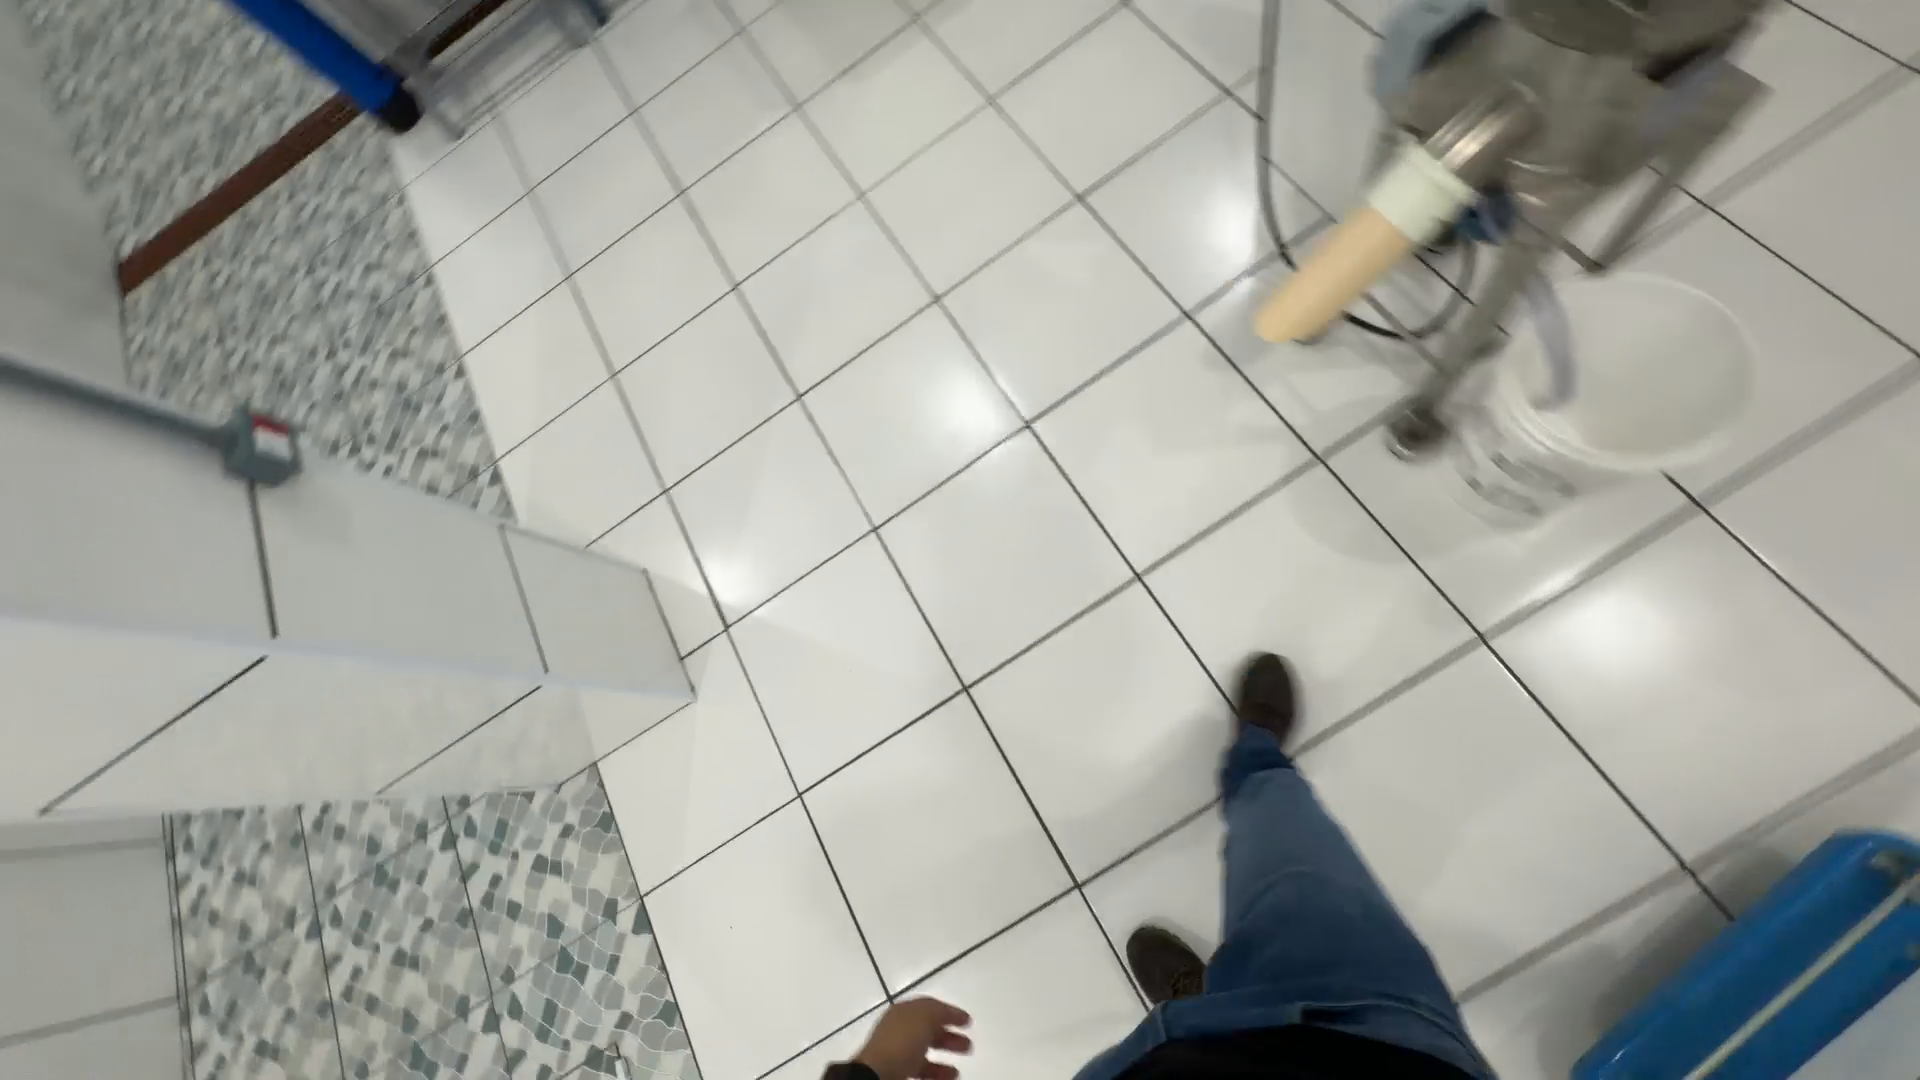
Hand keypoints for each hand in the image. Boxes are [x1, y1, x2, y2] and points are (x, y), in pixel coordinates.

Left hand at [853, 997, 972, 1079]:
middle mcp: (900, 1028)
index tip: (968, 1022)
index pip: (929, 1006)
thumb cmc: (901, 1042)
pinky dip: (936, 1074)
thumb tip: (949, 1013)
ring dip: (944, 1059)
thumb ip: (939, 1012)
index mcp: (904, 1010)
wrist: (876, 1076)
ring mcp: (897, 1051)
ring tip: (959, 1070)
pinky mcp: (897, 1072)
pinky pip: (921, 1070)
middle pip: (929, 1029)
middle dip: (950, 1036)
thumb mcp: (925, 1018)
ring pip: (925, 1052)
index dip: (950, 1012)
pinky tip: (949, 1078)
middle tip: (969, 1045)